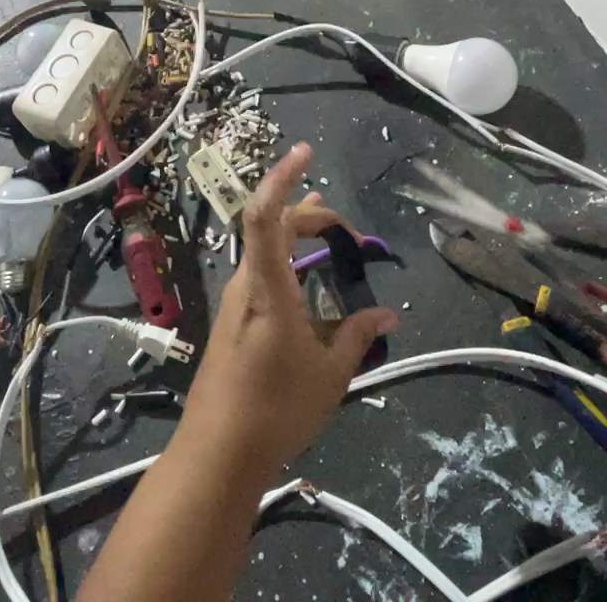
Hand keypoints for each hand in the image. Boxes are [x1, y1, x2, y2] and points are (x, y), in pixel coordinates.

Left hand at [177, 143, 398, 475]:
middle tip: (351, 235)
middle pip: (272, 226)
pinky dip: (290, 262)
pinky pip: (264, 272)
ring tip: (333, 236)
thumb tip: (389, 313)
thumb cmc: (276, 409)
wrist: (217, 453)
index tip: (306, 152)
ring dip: (299, 236)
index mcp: (269, 288)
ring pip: (267, 249)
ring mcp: (237, 302)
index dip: (283, 178)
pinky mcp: (235, 320)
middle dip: (312, 214)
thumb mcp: (330, 373)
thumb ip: (359, 334)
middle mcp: (247, 285)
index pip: (265, 216)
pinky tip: (312, 283)